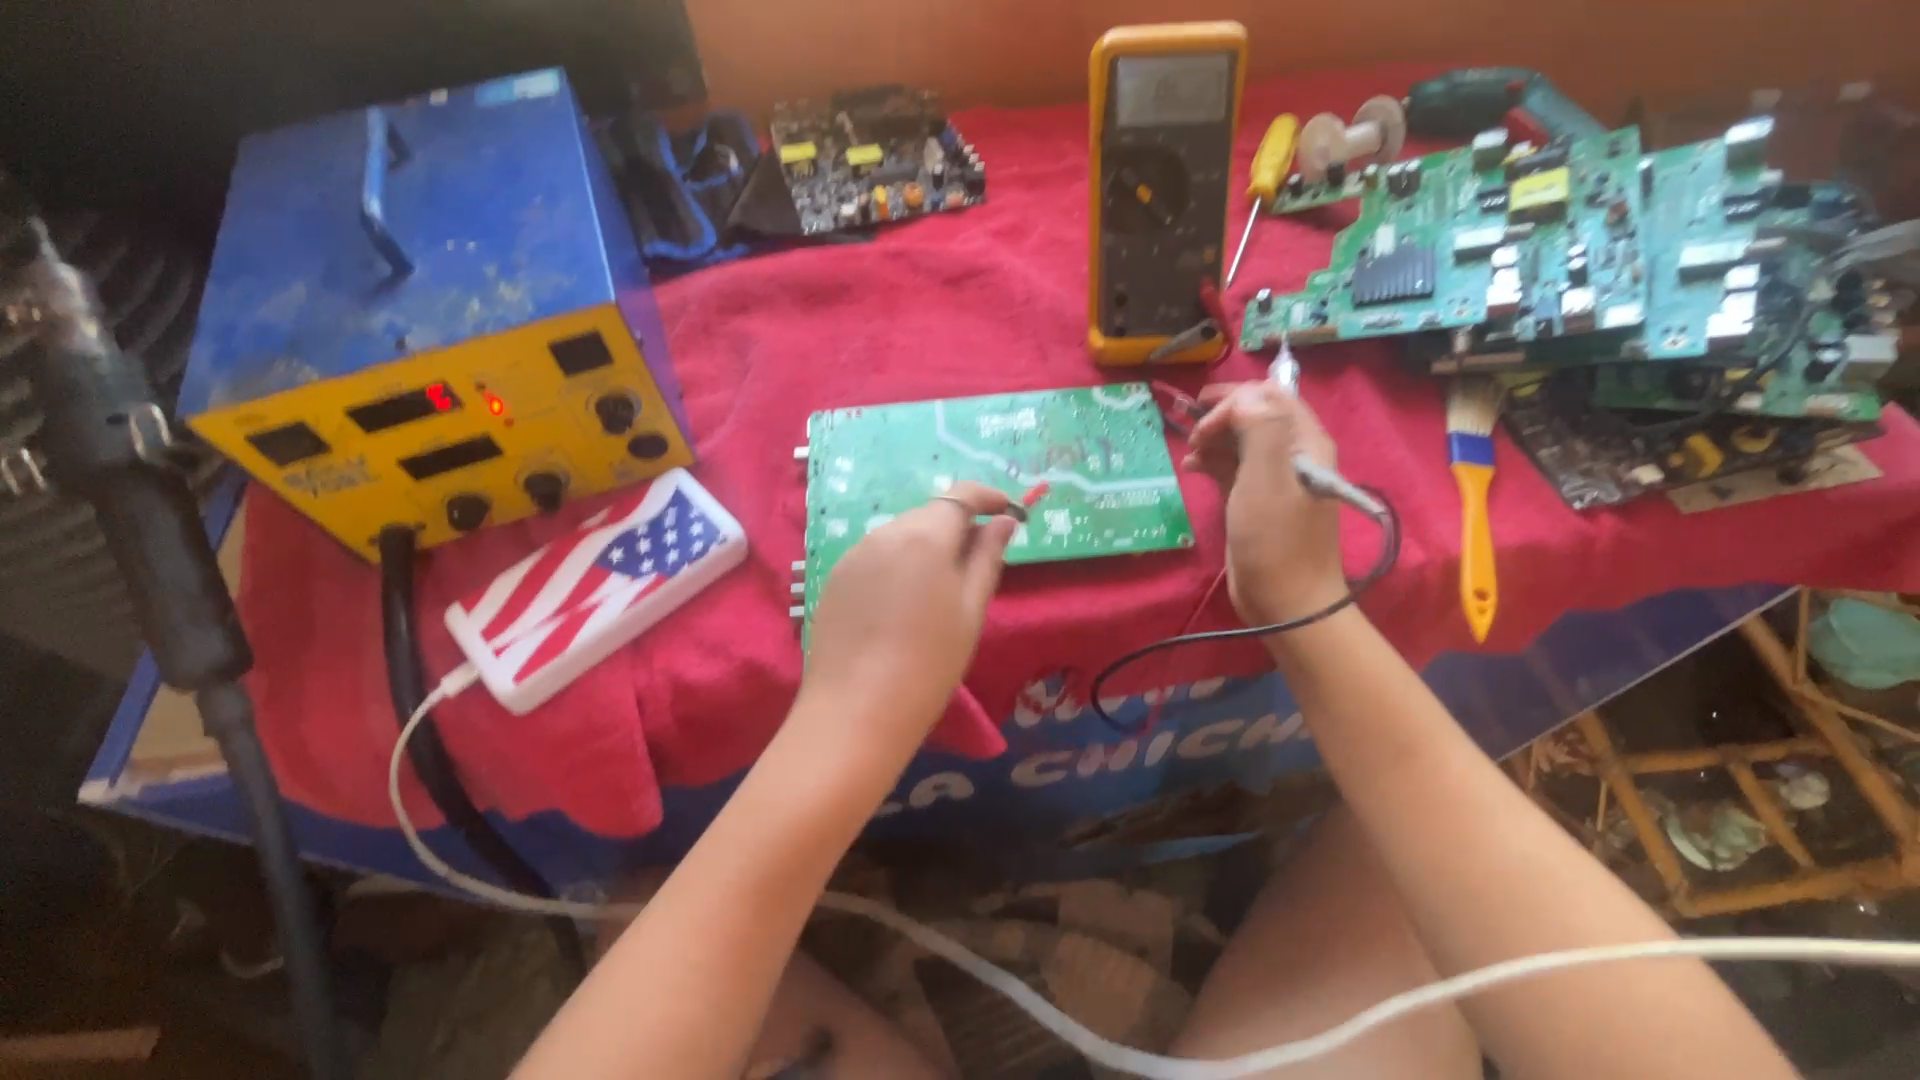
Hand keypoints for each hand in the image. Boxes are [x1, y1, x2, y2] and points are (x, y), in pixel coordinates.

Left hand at [798, 482, 1018, 750]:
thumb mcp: (971, 611)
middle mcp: (885, 533)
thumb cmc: (929, 663)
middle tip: (980, 560)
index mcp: (924, 536)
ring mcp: (853, 555)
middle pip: (929, 514)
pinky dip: (897, 564)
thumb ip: (988, 557)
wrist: (856, 710)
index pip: (961, 495)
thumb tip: (1002, 522)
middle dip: (957, 525)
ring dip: (926, 545)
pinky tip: (903, 603)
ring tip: (940, 588)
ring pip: (900, 534)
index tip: (1010, 511)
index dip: (989, 497)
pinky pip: (875, 556)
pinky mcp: (834, 579)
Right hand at [1184, 381, 1345, 624]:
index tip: (1202, 423)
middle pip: (1256, 414)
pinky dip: (1213, 461)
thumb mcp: (1267, 481)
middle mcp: (1295, 454)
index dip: (1234, 399)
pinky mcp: (1259, 501)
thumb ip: (1259, 430)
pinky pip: (1235, 467)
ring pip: (1242, 440)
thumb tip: (1242, 397)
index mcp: (1306, 443)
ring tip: (1189, 450)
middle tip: (1188, 426)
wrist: (1288, 604)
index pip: (1271, 396)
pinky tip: (1192, 468)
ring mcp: (1277, 479)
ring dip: (1214, 438)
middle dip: (1221, 414)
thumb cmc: (1276, 542)